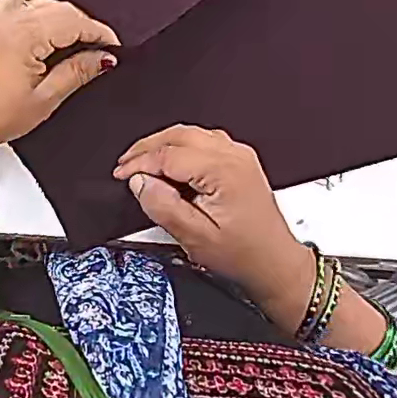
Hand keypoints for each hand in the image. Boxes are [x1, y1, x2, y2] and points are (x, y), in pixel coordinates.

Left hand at [0, 0, 119, 167]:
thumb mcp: (46, 97)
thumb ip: (77, 72)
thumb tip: (102, 58)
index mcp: (26, 36)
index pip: (74, 23)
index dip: (99, 33)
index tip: (114, 46)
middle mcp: (11, 23)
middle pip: (62, 10)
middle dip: (86, 26)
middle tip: (102, 48)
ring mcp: (0, 23)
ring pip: (43, 3)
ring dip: (66, 14)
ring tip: (81, 36)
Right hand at [113, 126, 316, 332]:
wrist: (274, 263)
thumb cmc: (244, 255)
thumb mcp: (195, 238)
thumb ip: (163, 206)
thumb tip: (140, 182)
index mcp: (223, 171)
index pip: (168, 154)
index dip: (140, 163)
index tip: (122, 174)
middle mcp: (234, 156)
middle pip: (179, 135)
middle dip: (146, 148)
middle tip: (125, 164)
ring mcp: (239, 156)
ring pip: (191, 134)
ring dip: (163, 144)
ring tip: (142, 162)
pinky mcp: (240, 162)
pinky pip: (204, 141)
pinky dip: (180, 146)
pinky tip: (169, 162)